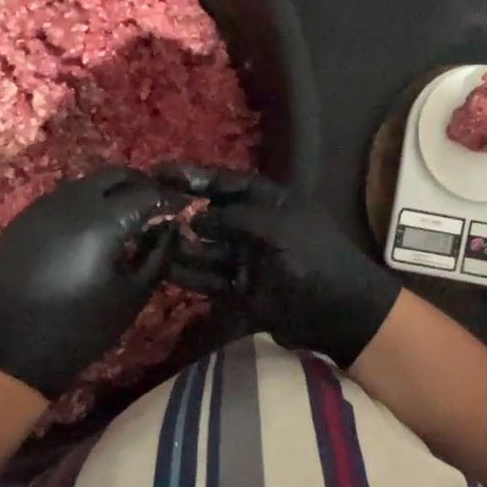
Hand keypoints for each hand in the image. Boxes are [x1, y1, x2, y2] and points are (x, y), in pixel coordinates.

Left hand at [0, 167, 179, 395]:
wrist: (9, 350)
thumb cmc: (80, 330)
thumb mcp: (131, 296)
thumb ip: (157, 255)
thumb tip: (170, 227)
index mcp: (103, 221)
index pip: (147, 192)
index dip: (170, 197)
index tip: (184, 206)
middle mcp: (72, 201)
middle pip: (115, 174)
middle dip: (141, 184)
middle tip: (157, 205)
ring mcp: (43, 206)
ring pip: (86, 182)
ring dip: (111, 192)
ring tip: (126, 215)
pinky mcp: (23, 218)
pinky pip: (62, 198)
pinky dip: (84, 203)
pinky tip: (90, 228)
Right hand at [157, 164, 400, 367]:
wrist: (342, 314)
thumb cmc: (314, 259)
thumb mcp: (277, 229)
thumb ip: (234, 219)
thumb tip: (196, 217)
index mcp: (272, 203)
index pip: (228, 183)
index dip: (196, 177)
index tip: (161, 171)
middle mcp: (256, 228)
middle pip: (212, 215)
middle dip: (182, 212)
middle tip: (144, 209)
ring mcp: (249, 260)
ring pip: (207, 249)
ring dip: (180, 246)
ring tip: (146, 240)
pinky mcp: (242, 290)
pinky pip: (210, 279)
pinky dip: (188, 274)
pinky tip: (162, 269)